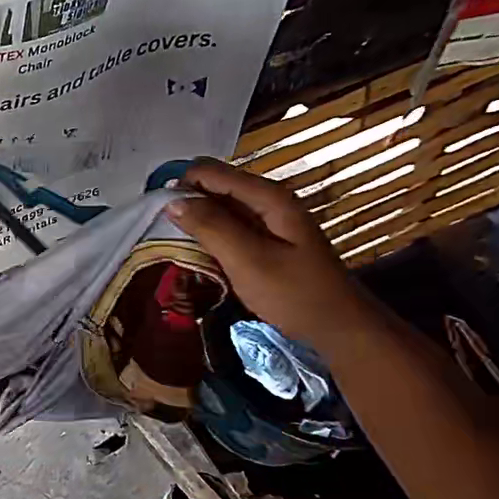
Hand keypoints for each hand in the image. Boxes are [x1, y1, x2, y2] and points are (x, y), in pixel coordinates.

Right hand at [166, 158, 377, 346]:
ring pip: (219, 207)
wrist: (339, 327)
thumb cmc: (295, 294)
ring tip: (178, 248)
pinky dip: (211, 236)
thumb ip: (210, 227)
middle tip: (166, 236)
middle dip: (187, 204)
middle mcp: (267, 200)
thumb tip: (172, 200)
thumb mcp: (248, 260)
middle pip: (214, 186)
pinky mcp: (265, 239)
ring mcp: (267, 219)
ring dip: (197, 222)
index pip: (209, 171)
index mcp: (267, 196)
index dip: (181, 187)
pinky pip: (229, 227)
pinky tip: (201, 257)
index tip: (159, 217)